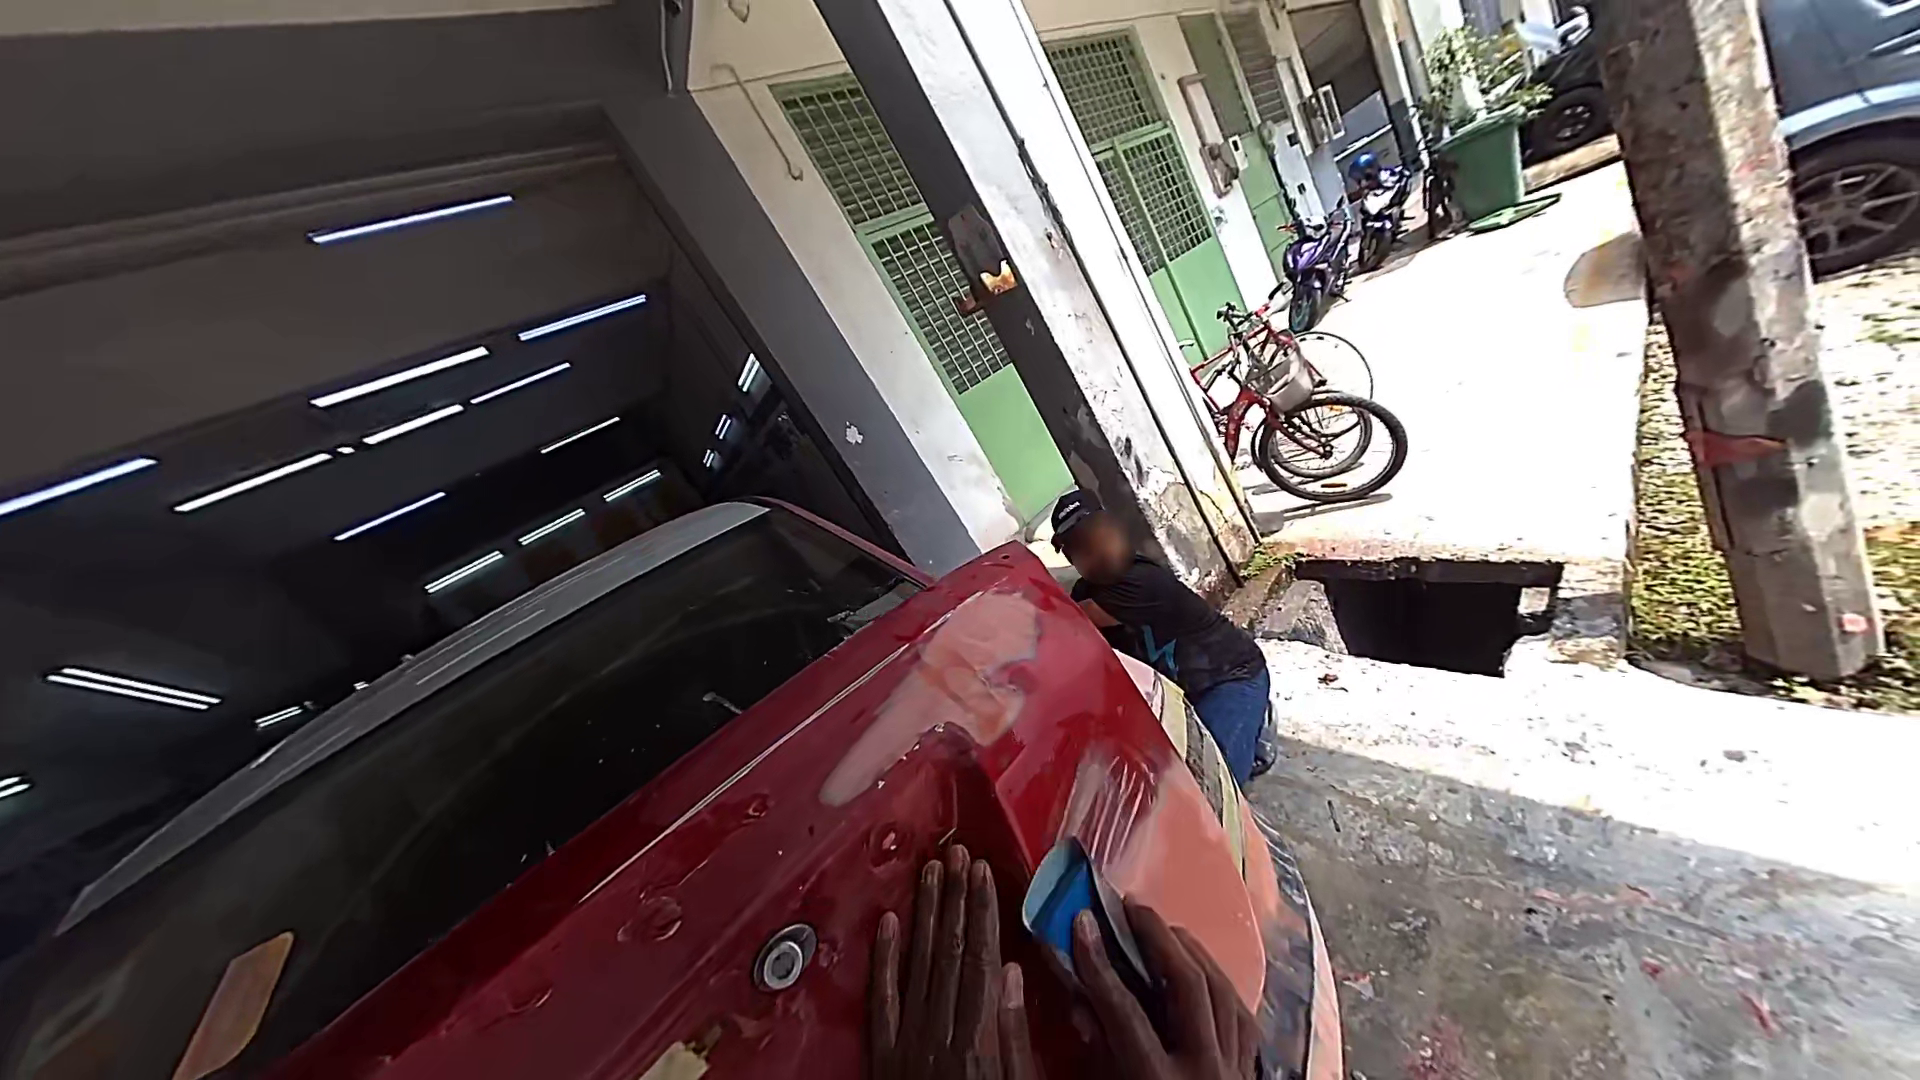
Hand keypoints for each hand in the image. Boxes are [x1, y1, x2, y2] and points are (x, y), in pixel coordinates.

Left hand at [870, 846, 1039, 1079]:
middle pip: (949, 950)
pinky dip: (884, 957)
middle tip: (956, 853)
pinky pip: (881, 998)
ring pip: (917, 961)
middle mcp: (939, 1029)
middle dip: (955, 896)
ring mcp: (906, 1039)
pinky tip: (888, 919)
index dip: (982, 909)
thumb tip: (1012, 970)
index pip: (981, 958)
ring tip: (930, 868)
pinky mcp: (881, 1053)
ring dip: (925, 910)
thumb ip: (1015, 1037)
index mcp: (978, 1038)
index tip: (982, 869)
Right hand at [1071, 903, 1258, 1079]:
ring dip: (1191, 951)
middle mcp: (1204, 1077)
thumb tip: (1079, 997)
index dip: (1097, 960)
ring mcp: (1233, 1077)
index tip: (1080, 920)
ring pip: (1223, 993)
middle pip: (1188, 986)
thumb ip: (1089, 1050)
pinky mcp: (1248, 1079)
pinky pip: (1241, 1017)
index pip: (1123, 1010)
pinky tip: (1199, 968)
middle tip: (1129, 907)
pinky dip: (1219, 983)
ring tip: (1163, 928)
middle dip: (1156, 936)